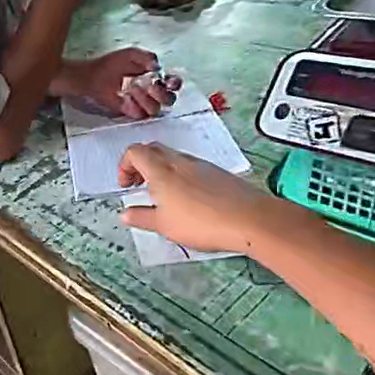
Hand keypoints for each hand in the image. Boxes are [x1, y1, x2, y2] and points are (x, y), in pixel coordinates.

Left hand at [70, 48, 176, 118]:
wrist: (92, 76)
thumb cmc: (110, 64)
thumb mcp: (130, 54)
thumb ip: (147, 56)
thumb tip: (158, 66)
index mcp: (155, 77)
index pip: (174, 84)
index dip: (175, 83)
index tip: (167, 80)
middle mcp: (151, 92)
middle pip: (169, 99)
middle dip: (161, 92)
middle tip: (148, 85)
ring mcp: (141, 104)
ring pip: (156, 109)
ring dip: (146, 98)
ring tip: (132, 88)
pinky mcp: (131, 112)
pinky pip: (140, 115)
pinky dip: (135, 106)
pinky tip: (125, 97)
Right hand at [117, 143, 318, 255]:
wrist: (249, 219)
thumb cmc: (204, 221)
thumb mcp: (164, 226)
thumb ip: (141, 217)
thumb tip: (126, 214)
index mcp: (160, 170)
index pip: (134, 152)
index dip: (124, 166)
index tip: (126, 184)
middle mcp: (179, 161)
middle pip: (152, 149)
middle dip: (140, 164)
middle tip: (139, 183)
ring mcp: (200, 165)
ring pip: (172, 157)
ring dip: (161, 169)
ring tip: (163, 194)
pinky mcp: (217, 173)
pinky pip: (191, 166)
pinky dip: (180, 175)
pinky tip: (187, 199)